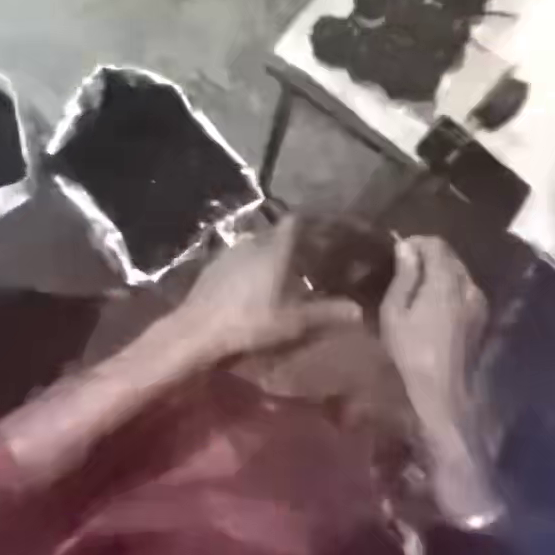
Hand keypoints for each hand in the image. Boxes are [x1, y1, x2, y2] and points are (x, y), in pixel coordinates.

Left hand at [170, 219, 360, 361]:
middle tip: (320, 255)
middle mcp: (254, 242)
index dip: (320, 222)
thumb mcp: (294, 323)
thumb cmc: (248, 323)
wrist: (194, 332)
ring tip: (293, 271)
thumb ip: (328, 313)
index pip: (301, 221)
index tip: (336, 230)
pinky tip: (262, 284)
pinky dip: (261, 263)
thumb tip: (359, 311)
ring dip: (280, 252)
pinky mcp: (215, 266)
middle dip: (304, 240)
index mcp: (275, 248)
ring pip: (264, 244)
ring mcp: (231, 252)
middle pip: (284, 232)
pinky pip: (246, 256)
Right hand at [379, 236, 487, 417]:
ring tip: (417, 288)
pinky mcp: (481, 318)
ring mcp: (479, 303)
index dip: (417, 242)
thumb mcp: (395, 313)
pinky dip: (449, 288)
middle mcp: (469, 286)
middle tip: (405, 270)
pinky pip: (465, 290)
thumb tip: (407, 246)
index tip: (398, 252)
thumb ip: (404, 276)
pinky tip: (433, 306)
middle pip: (451, 257)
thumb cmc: (411, 353)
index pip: (437, 244)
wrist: (444, 393)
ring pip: (460, 273)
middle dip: (429, 256)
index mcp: (446, 281)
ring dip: (440, 272)